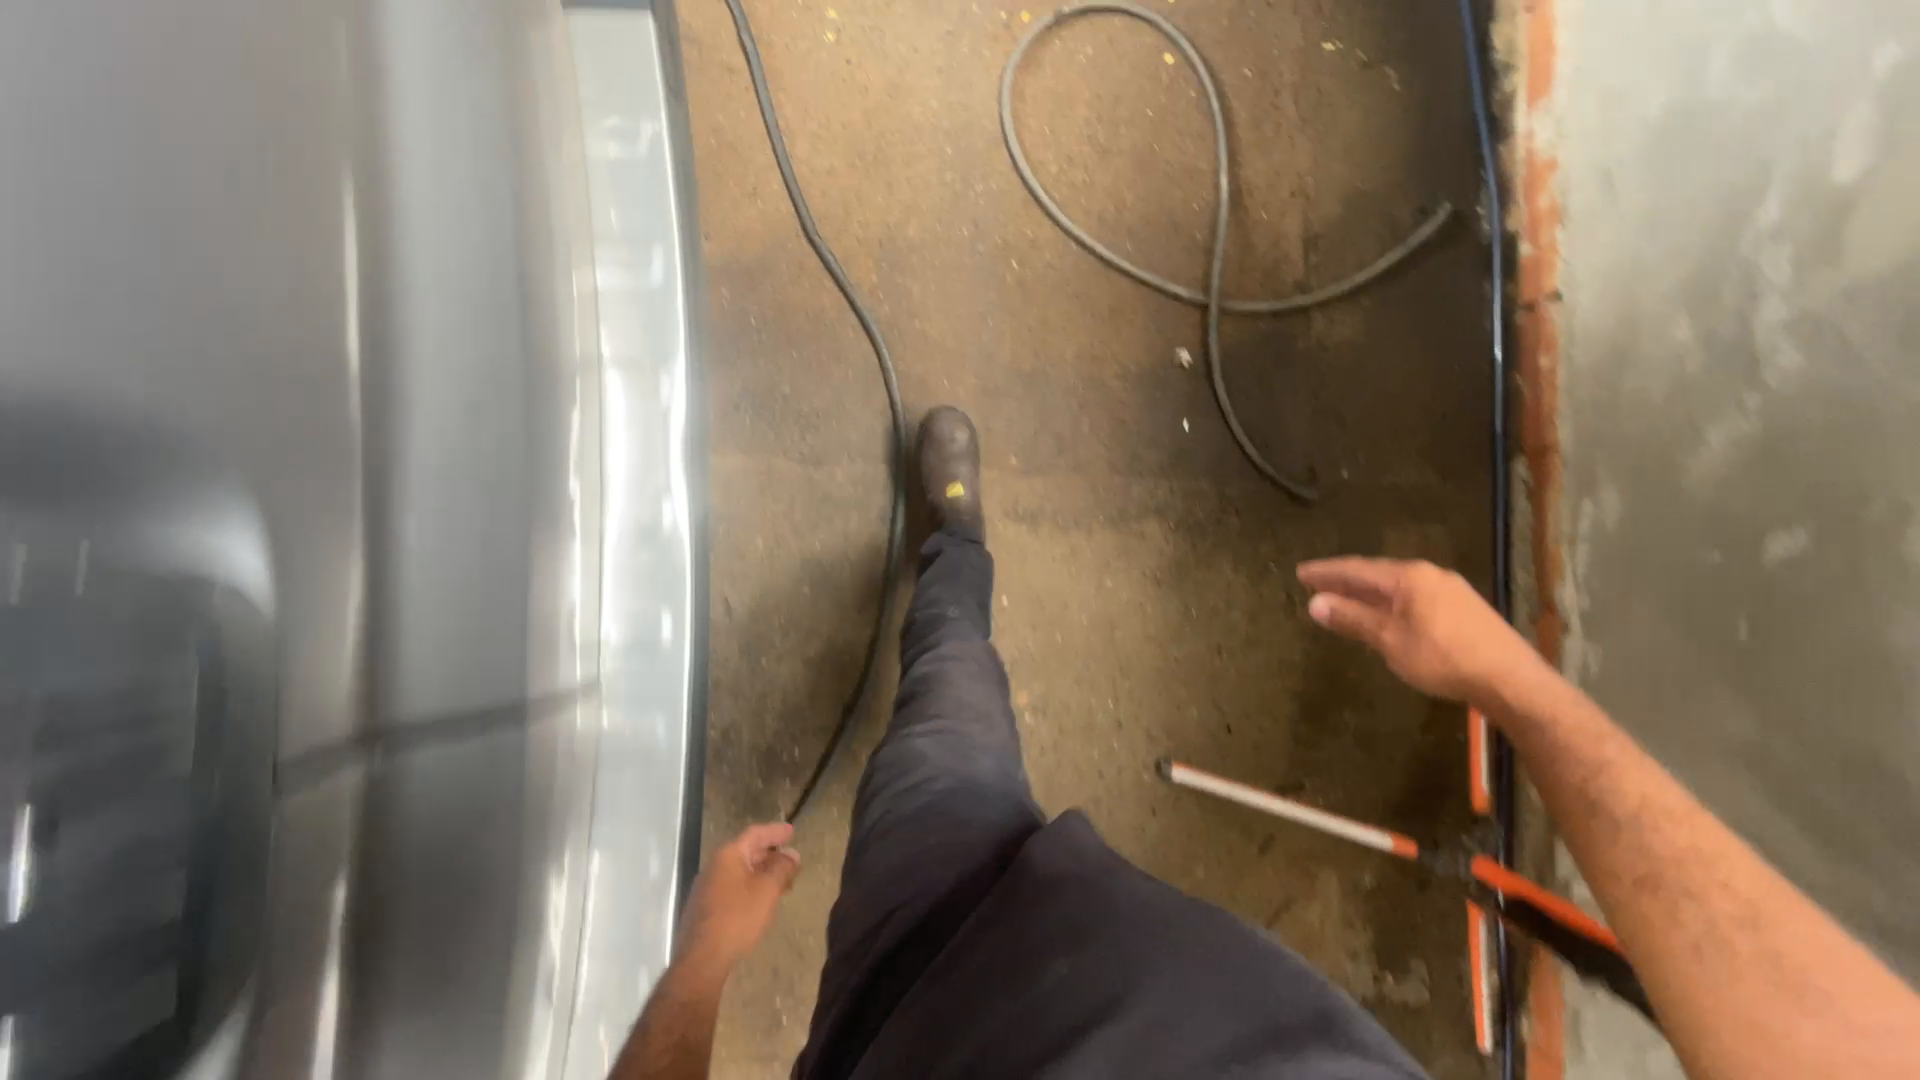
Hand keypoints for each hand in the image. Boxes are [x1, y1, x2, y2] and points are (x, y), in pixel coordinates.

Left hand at [675, 823, 801, 974]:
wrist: (702, 960)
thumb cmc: (738, 917)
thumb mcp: (768, 890)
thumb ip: (782, 868)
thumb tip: (792, 854)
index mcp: (728, 855)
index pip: (755, 834)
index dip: (775, 831)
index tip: (792, 832)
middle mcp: (714, 867)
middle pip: (746, 852)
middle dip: (771, 855)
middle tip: (791, 861)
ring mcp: (707, 889)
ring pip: (740, 872)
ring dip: (762, 874)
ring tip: (782, 884)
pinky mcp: (705, 909)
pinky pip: (733, 888)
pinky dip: (751, 888)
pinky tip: (762, 902)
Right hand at [1296, 557, 1543, 702]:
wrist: (1511, 680)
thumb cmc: (1443, 658)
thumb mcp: (1390, 640)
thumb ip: (1353, 619)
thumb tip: (1315, 603)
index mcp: (1409, 577)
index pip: (1357, 569)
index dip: (1326, 572)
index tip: (1300, 572)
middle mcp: (1429, 575)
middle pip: (1377, 574)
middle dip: (1345, 581)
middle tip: (1316, 584)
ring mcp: (1449, 590)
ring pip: (1397, 587)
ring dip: (1367, 594)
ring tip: (1343, 600)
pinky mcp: (1462, 609)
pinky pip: (1413, 597)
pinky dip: (1389, 603)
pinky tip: (1384, 615)